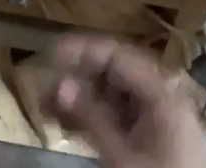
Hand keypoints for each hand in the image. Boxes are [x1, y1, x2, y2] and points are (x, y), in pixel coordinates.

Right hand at [44, 38, 205, 167]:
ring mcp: (159, 119)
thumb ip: (91, 116)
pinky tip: (68, 125)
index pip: (116, 55)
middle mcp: (161, 97)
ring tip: (47, 110)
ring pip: (112, 96)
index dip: (81, 51)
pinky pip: (119, 117)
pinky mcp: (154, 140)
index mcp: (160, 92)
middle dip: (76, 80)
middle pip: (113, 74)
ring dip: (80, 100)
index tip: (50, 56)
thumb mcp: (120, 155)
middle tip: (45, 91)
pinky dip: (94, 118)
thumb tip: (60, 84)